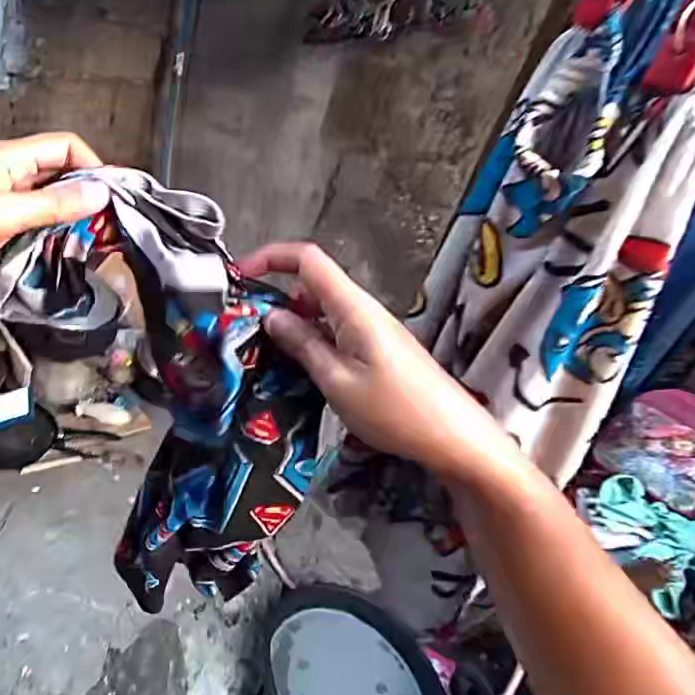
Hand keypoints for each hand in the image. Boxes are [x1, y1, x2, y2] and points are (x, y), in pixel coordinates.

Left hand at [0, 132, 111, 300]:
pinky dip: (46, 234)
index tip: (111, 198)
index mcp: (8, 158)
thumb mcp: (2, 214)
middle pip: (59, 174)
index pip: (65, 146)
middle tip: (105, 229)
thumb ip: (52, 205)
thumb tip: (99, 193)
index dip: (93, 166)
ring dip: (67, 219)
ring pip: (45, 201)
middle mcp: (6, 172)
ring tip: (86, 244)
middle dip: (85, 197)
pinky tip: (55, 252)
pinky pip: (28, 222)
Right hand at [240, 242, 515, 481]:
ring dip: (294, 320)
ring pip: (323, 307)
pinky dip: (313, 337)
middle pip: (312, 282)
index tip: (241, 275)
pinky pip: (337, 328)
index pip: (306, 258)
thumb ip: (302, 344)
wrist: (453, 437)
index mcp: (352, 308)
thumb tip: (273, 318)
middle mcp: (363, 309)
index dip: (270, 257)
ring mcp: (372, 327)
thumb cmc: (398, 411)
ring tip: (269, 348)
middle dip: (276, 295)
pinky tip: (302, 364)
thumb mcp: (335, 381)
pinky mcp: (378, 346)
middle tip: (249, 323)